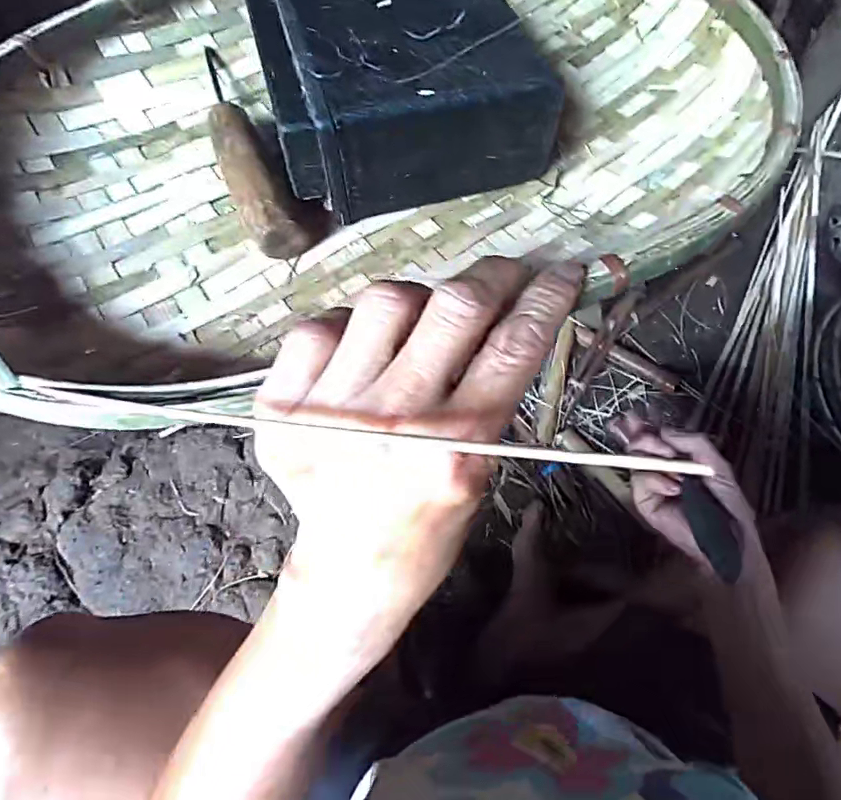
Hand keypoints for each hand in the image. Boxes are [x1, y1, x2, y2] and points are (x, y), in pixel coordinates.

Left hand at [254, 258, 582, 589]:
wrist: (350, 568)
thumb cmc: (432, 517)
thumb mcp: (485, 462)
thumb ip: (494, 388)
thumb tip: (513, 310)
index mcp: (455, 445)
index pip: (514, 344)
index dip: (546, 296)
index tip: (561, 272)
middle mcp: (393, 420)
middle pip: (457, 305)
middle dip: (494, 274)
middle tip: (505, 273)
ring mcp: (328, 408)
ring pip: (389, 297)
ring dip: (422, 298)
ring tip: (427, 321)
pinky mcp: (279, 405)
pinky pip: (322, 323)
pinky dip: (353, 323)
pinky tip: (366, 349)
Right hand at [616, 414, 758, 576]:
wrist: (729, 535)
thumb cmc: (727, 501)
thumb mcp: (715, 463)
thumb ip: (692, 442)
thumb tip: (665, 430)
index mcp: (678, 456)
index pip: (654, 436)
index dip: (641, 424)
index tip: (633, 416)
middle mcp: (661, 468)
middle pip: (639, 445)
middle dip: (643, 435)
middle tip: (650, 435)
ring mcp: (652, 486)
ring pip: (636, 460)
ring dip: (651, 454)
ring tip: (671, 462)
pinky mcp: (646, 503)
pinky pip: (640, 482)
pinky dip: (654, 480)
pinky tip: (673, 487)